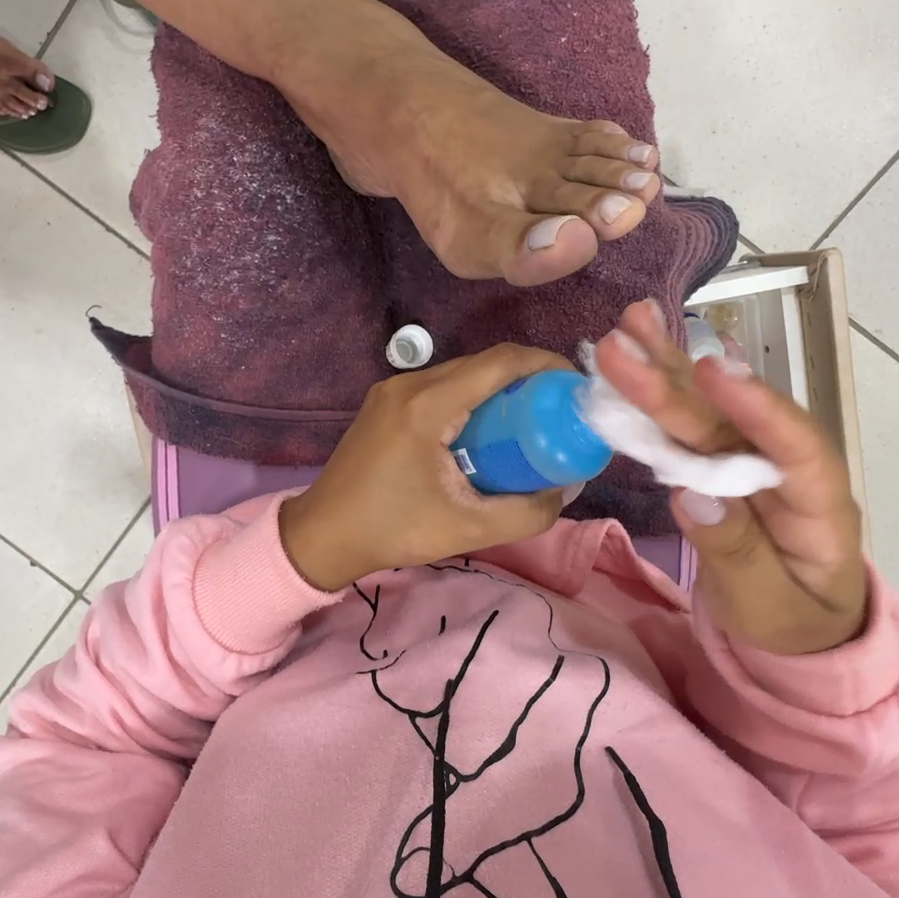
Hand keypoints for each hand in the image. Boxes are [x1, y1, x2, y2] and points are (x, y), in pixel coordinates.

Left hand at [280, 344, 581, 590]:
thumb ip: (526, 512)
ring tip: (528, 424)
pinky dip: (469, 400)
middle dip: (525, 381)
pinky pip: (438, 388)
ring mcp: (390, 392)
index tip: (575, 387)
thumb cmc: (393, 530)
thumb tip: (564, 488)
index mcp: (426, 405)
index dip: (545, 366)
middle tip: (558, 413)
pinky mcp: (383, 405)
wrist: (323, 535)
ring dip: (496, 391)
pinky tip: (484, 432)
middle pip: (480, 365)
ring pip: (458, 375)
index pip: (499, 362)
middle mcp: (407, 386)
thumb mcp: (468, 529)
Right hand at [593, 300, 868, 654]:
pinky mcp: (714, 462)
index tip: (710, 370)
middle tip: (622, 345)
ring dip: (666, 366)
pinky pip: (683, 426)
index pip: (793, 447)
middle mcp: (778, 469)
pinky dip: (659, 391)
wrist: (795, 629)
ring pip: (703, 409)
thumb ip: (736, 552)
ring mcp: (744, 460)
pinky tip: (641, 350)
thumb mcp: (768, 605)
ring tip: (629, 323)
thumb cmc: (791, 623)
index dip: (754, 407)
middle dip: (674, 381)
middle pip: (727, 421)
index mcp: (817, 506)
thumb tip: (688, 493)